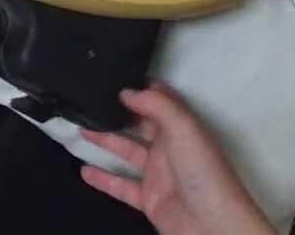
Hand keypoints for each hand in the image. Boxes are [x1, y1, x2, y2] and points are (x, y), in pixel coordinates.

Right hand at [80, 83, 273, 234]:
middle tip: (88, 98)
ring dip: (104, 139)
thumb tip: (126, 91)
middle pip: (138, 122)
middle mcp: (168, 146)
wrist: (215, 228)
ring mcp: (157, 174)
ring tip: (79, 126)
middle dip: (117, 110)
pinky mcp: (149, 199)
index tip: (113, 75)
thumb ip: (154, 104)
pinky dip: (103, 178)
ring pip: (125, 150)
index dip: (138, 88)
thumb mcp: (183, 126)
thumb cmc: (202, 170)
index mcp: (180, 126)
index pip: (158, 100)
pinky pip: (121, 185)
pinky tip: (83, 169)